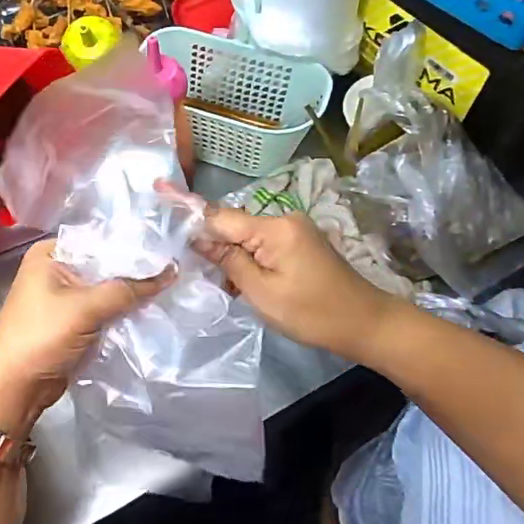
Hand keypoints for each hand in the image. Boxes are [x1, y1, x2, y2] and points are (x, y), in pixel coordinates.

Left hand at [0, 240, 171, 434]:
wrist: (13, 390)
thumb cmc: (41, 337)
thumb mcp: (86, 308)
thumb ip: (128, 289)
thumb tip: (172, 271)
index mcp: (50, 253)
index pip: (100, 239)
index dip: (133, 244)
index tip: (167, 247)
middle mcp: (57, 268)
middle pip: (106, 263)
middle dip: (135, 269)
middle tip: (175, 266)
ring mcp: (65, 295)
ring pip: (108, 287)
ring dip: (132, 291)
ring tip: (171, 284)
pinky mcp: (74, 319)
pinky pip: (106, 307)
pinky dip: (124, 309)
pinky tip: (151, 306)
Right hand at [194, 205, 406, 361]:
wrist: (364, 322)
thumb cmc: (312, 313)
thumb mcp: (262, 293)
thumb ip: (229, 261)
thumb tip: (198, 239)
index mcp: (275, 227)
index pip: (221, 216)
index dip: (190, 216)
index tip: (159, 201)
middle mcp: (284, 219)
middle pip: (234, 224)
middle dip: (213, 244)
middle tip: (190, 267)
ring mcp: (295, 229)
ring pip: (248, 236)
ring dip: (232, 256)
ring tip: (220, 282)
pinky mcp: (301, 241)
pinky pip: (264, 243)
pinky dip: (250, 259)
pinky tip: (242, 281)